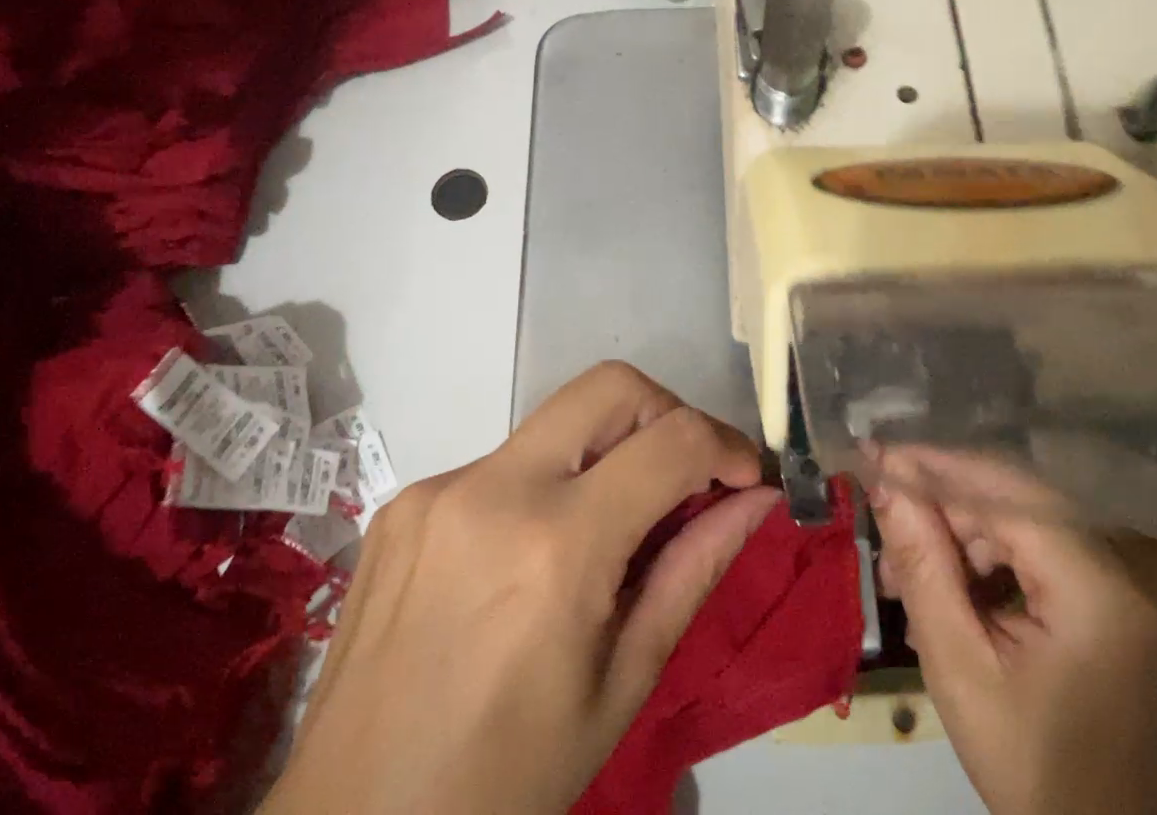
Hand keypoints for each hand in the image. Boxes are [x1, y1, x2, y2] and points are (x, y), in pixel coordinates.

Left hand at [262, 362, 779, 814]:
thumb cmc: (512, 771)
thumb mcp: (625, 680)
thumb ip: (693, 569)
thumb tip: (756, 499)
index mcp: (556, 547)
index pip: (671, 441)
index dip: (728, 446)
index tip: (746, 481)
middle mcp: (489, 490)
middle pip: (607, 386)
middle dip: (668, 414)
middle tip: (687, 479)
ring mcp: (435, 491)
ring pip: (552, 426)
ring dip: (604, 456)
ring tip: (610, 534)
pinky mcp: (400, 505)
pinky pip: (499, 466)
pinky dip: (543, 488)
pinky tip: (533, 559)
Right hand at [871, 445, 1156, 814]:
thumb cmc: (1039, 769)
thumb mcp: (962, 671)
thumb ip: (924, 567)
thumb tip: (886, 484)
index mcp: (1111, 590)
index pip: (1006, 496)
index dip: (934, 471)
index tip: (874, 457)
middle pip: (1028, 507)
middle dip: (950, 514)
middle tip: (887, 544)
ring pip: (1047, 523)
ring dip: (979, 540)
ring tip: (921, 579)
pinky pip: (1075, 548)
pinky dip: (1020, 561)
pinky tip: (975, 590)